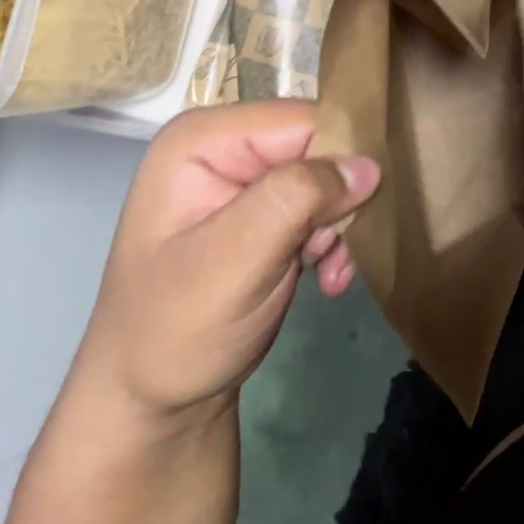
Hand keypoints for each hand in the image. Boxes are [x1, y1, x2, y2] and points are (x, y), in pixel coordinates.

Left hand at [68, 100, 379, 426]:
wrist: (155, 403)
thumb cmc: (176, 330)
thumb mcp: (233, 262)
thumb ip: (297, 199)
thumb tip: (369, 166)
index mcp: (204, 139)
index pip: (306, 120)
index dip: (341, 159)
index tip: (350, 213)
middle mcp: (227, 146)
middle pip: (324, 145)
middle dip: (343, 199)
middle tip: (334, 249)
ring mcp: (248, 179)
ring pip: (334, 177)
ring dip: (343, 226)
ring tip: (330, 269)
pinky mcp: (269, 210)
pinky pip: (328, 204)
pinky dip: (337, 241)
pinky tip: (328, 275)